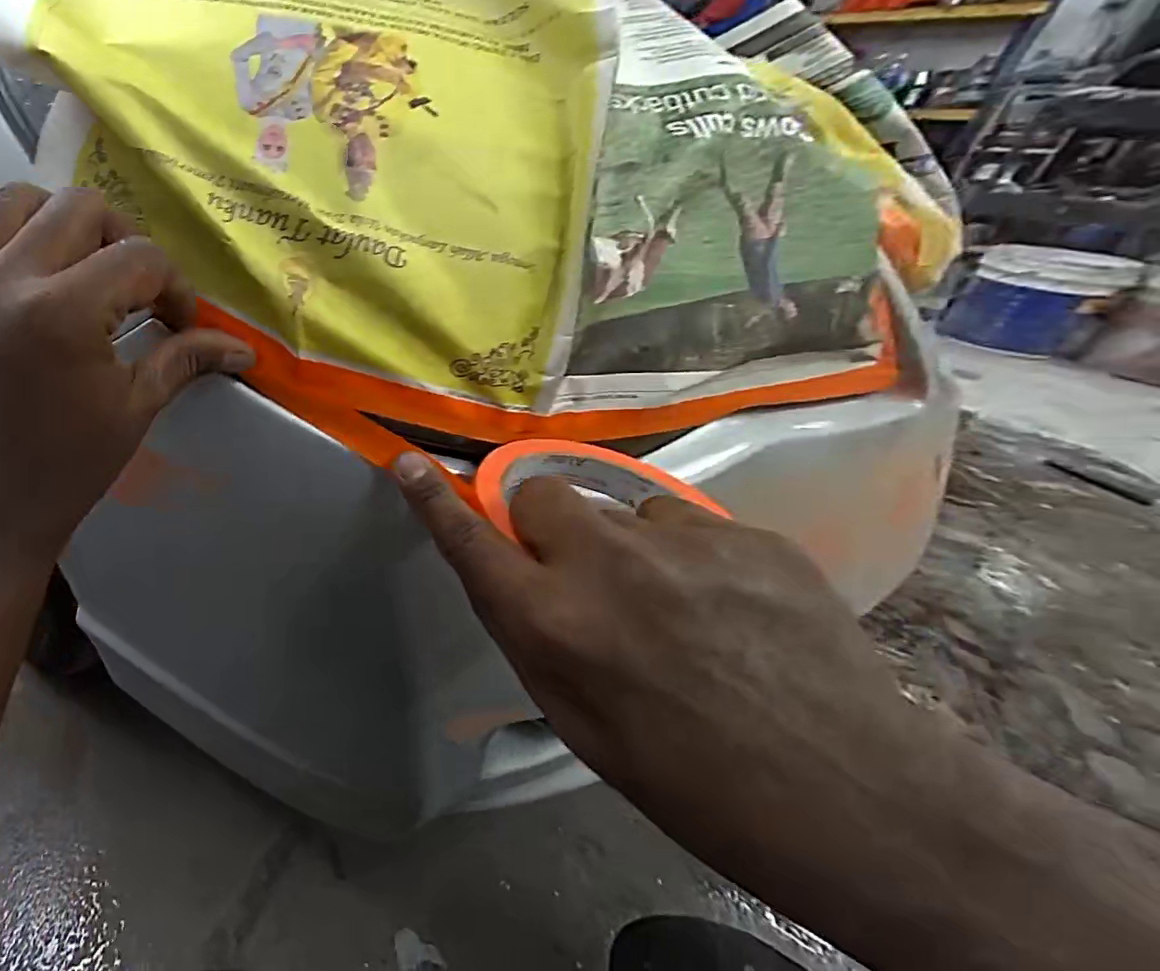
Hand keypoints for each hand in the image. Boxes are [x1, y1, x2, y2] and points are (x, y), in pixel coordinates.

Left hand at [0, 184, 253, 566]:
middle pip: (81, 206)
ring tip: (85, 268)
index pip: (139, 259)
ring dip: (62, 222)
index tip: (181, 321)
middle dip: (125, 239)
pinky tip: (26, 278)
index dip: (175, 286)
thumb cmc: (66, 471)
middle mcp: (9, 282)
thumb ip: (185, 359)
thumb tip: (241, 349)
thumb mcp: (134, 410)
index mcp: (63, 312)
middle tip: (138, 289)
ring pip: (16, 202)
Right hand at [391, 455, 926, 858]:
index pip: (469, 542)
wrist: (856, 800)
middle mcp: (603, 565)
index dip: (433, 500)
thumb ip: (533, 633)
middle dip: (544, 520)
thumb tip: (517, 579)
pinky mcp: (750, 537)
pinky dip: (689, 557)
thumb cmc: (685, 778)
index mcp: (551, 622)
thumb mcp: (573, 716)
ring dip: (624, 543)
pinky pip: (689, 527)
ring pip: (619, 508)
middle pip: (542, 493)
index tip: (408, 464)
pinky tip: (731, 609)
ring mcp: (681, 543)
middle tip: (578, 567)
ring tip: (673, 603)